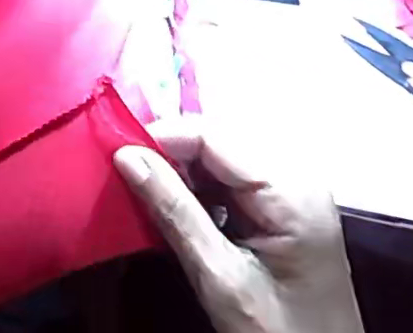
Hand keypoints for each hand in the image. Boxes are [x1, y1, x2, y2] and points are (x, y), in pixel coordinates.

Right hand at [113, 117, 361, 332]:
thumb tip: (123, 153)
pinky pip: (226, 167)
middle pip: (213, 135)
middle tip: (130, 171)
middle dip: (168, 150)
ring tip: (150, 186)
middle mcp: (294, 172)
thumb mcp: (221, 279)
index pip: (209, 134)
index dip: (160, 137)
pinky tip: (179, 200)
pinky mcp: (280, 197)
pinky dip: (196, 178)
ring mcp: (290, 183)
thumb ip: (174, 211)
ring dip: (179, 164)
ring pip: (215, 147)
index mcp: (290, 189)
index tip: (119, 155)